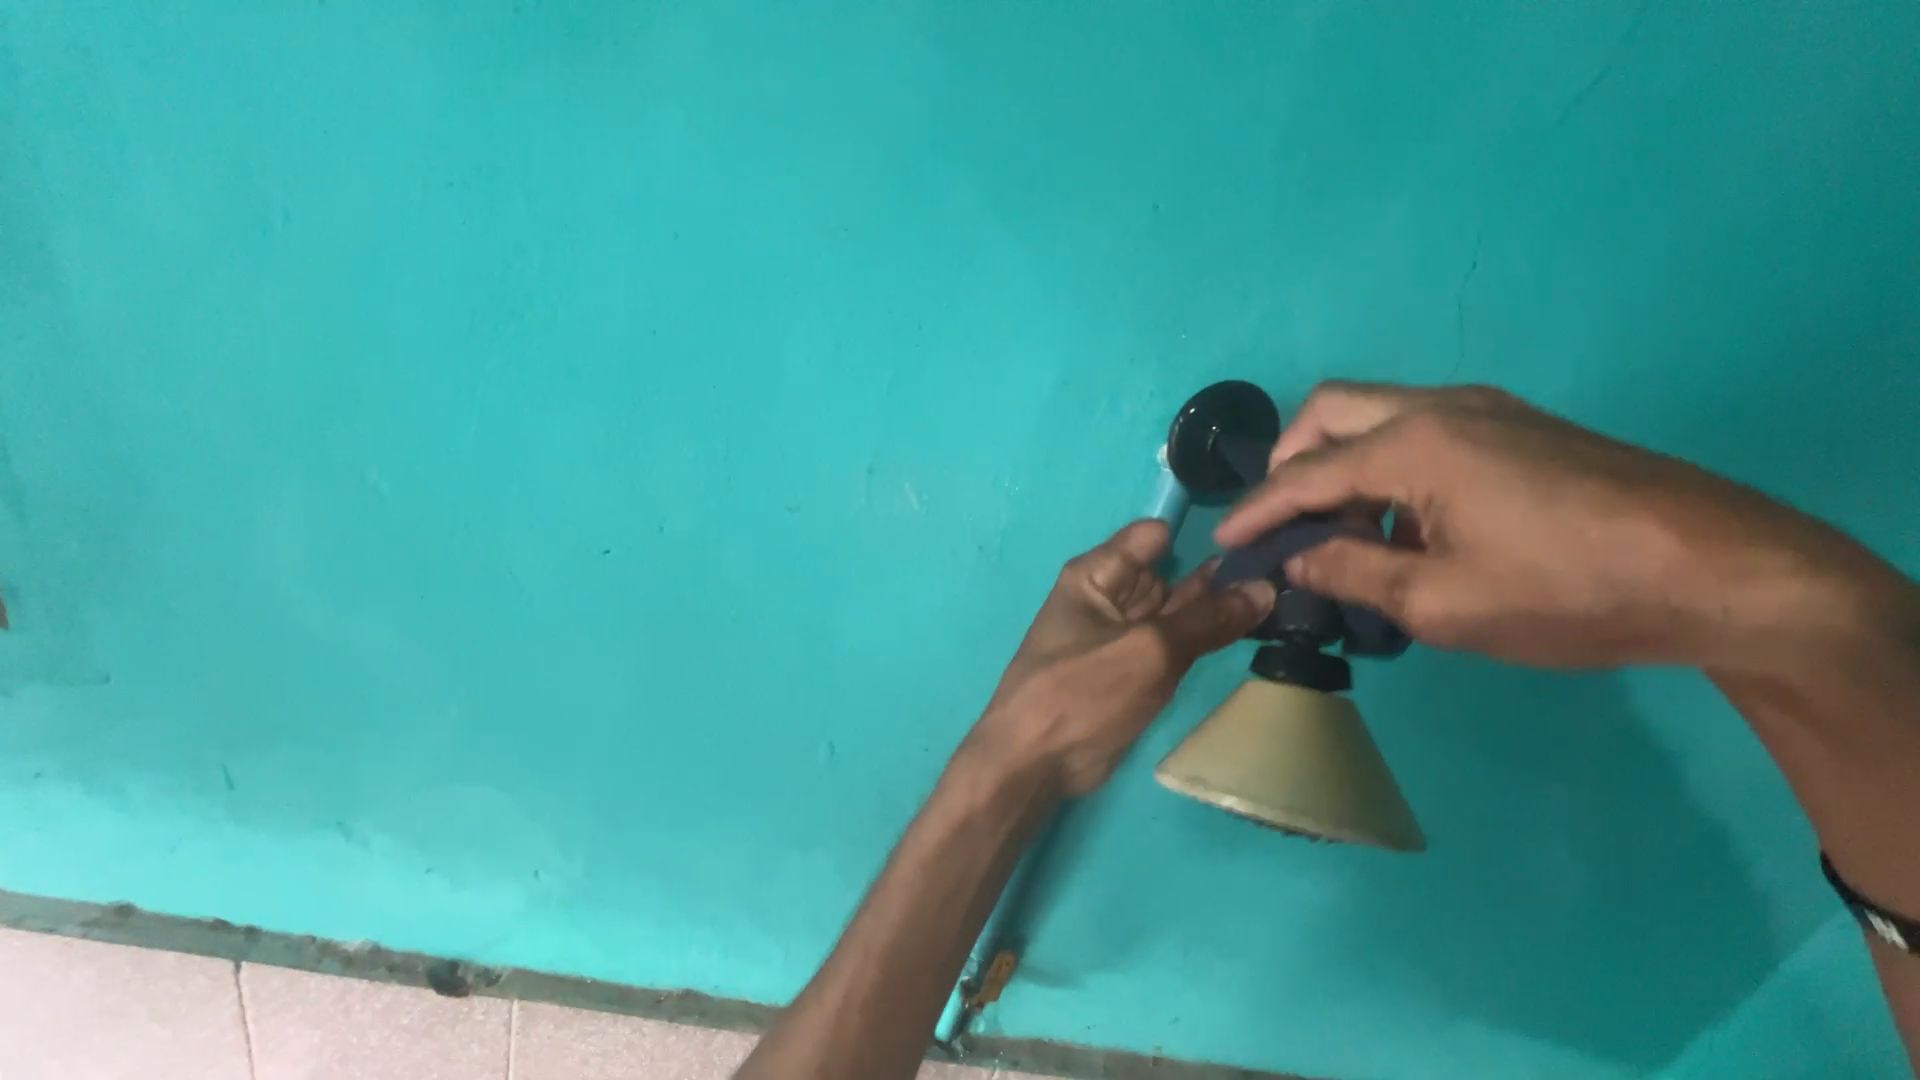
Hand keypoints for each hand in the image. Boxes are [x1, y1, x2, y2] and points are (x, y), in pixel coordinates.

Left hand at [969, 520, 1275, 795]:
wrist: (1035, 762)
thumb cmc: (1082, 693)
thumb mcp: (1149, 651)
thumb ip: (1208, 619)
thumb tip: (1266, 588)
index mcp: (1097, 574)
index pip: (1153, 535)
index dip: (1198, 537)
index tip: (1255, 547)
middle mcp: (1109, 596)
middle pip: (1171, 573)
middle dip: (1219, 577)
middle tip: (1289, 577)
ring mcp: (1122, 635)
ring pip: (1177, 610)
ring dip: (1219, 610)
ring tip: (1286, 601)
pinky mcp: (1133, 671)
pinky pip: (1175, 644)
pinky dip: (1205, 640)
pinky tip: (1254, 633)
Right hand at [1216, 381, 1905, 671]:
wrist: (1722, 572)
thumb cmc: (1566, 592)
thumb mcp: (1441, 603)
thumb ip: (1351, 572)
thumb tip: (1297, 556)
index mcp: (1413, 445)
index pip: (1304, 474)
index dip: (1257, 511)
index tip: (1224, 542)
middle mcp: (1440, 408)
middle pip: (1328, 410)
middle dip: (1287, 460)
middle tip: (1281, 519)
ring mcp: (1485, 410)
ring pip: (1375, 411)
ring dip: (1337, 459)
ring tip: (1339, 527)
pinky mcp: (1518, 426)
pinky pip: (1419, 426)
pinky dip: (1383, 461)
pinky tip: (1401, 518)